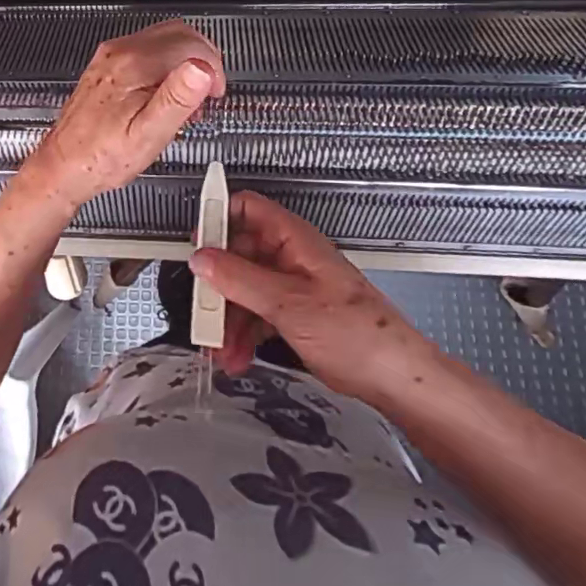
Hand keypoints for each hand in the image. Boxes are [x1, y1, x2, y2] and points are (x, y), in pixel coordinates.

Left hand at [16, 21, 225, 211]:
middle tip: (208, 92)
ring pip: (165, 39)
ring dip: (186, 61)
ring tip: (188, 98)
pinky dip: (166, 65)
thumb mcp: (149, 134)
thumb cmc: (101, 158)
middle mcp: (121, 52)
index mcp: (135, 65)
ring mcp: (112, 57)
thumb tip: (201, 69)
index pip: (192, 45)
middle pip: (180, 33)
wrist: (63, 167)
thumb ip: (178, 98)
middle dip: (203, 59)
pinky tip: (165, 95)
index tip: (214, 94)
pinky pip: (148, 50)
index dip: (213, 69)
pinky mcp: (107, 66)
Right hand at [189, 191, 437, 402]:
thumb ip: (240, 279)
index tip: (194, 242)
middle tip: (203, 312)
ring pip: (242, 290)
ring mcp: (290, 287)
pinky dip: (241, 335)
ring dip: (226, 319)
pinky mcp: (292, 314)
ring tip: (220, 348)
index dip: (217, 219)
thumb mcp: (290, 304)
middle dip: (216, 286)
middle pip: (236, 256)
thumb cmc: (362, 334)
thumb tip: (203, 258)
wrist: (392, 376)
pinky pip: (255, 315)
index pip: (247, 209)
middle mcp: (290, 258)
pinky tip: (236, 356)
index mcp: (294, 240)